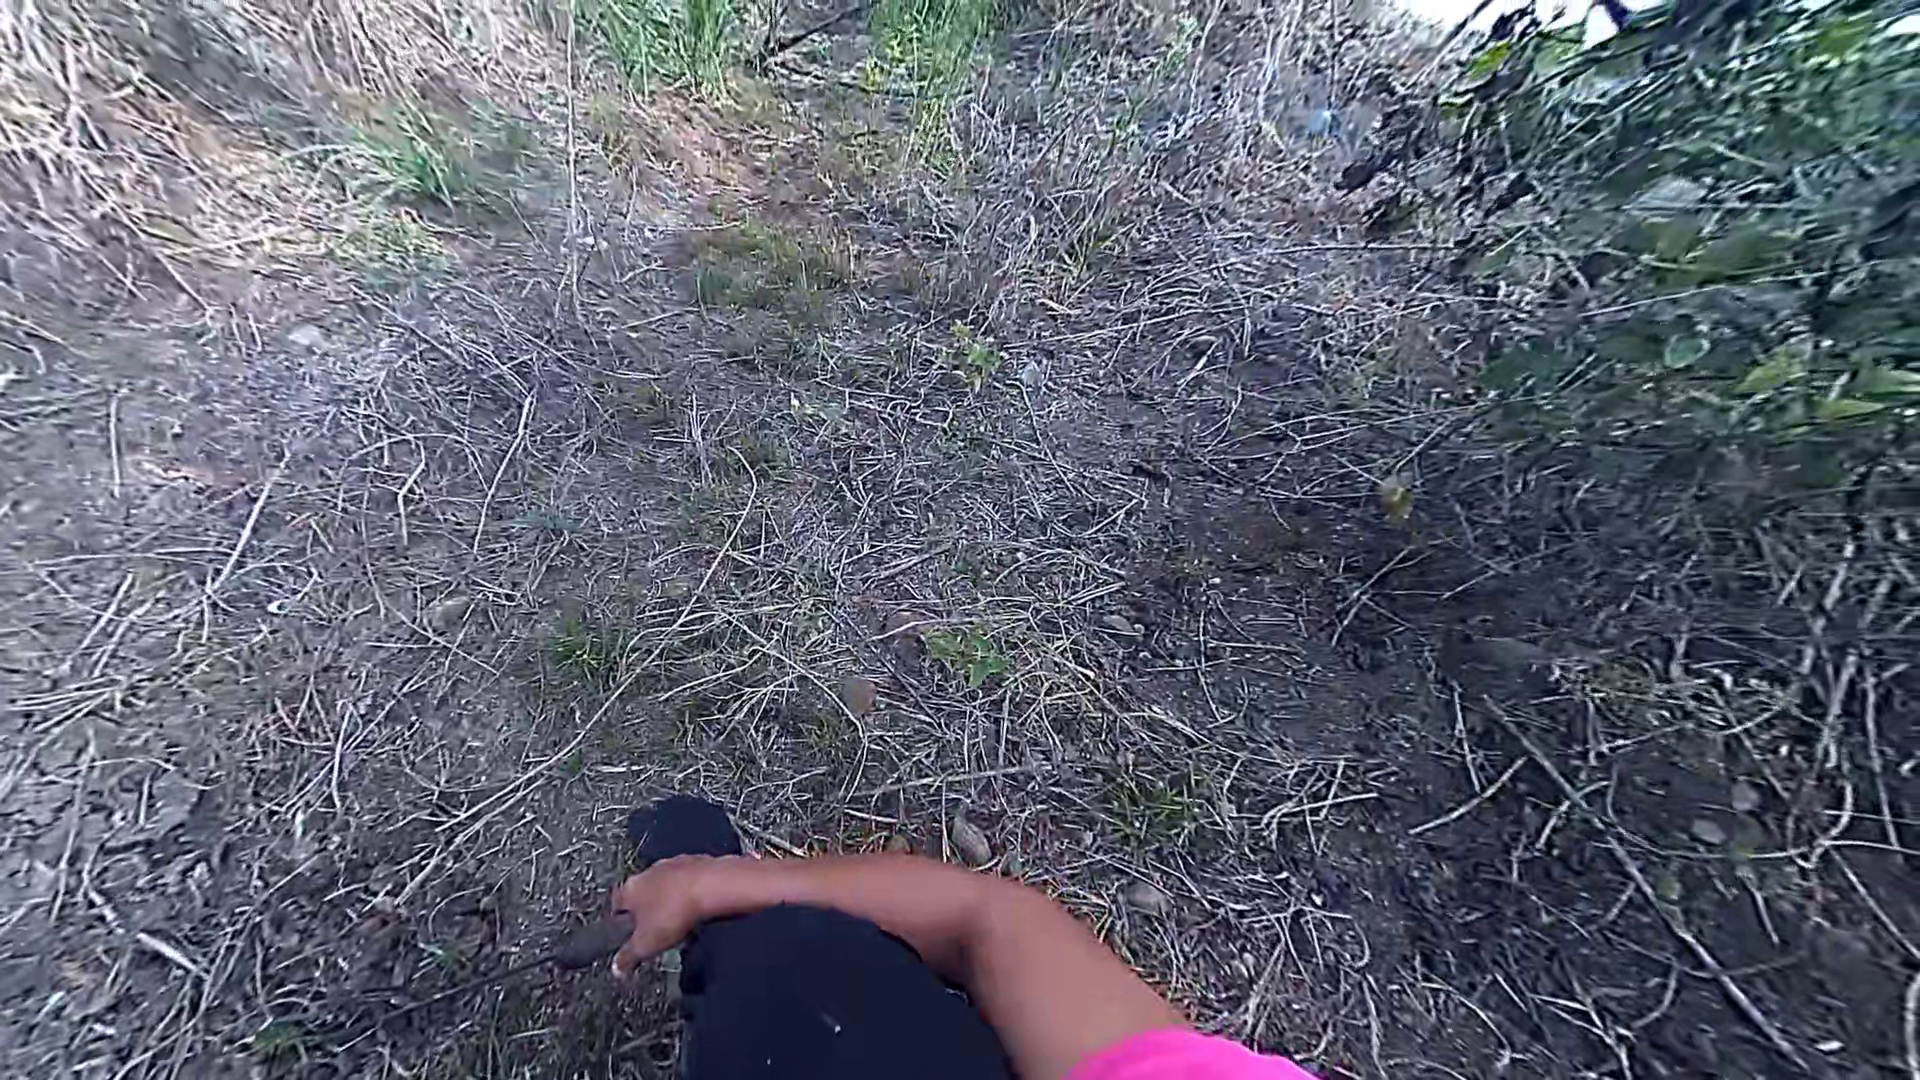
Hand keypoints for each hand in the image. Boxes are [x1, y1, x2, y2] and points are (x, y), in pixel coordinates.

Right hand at [607, 854, 717, 975]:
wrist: (714, 886)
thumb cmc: (674, 913)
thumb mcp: (645, 946)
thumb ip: (627, 957)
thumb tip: (618, 966)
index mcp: (631, 887)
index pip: (617, 903)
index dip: (621, 921)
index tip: (628, 935)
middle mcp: (652, 870)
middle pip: (645, 894)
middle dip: (651, 913)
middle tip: (658, 934)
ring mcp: (677, 862)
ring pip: (669, 887)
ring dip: (673, 902)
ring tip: (682, 925)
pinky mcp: (700, 861)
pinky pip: (691, 881)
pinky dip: (692, 894)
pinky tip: (699, 909)